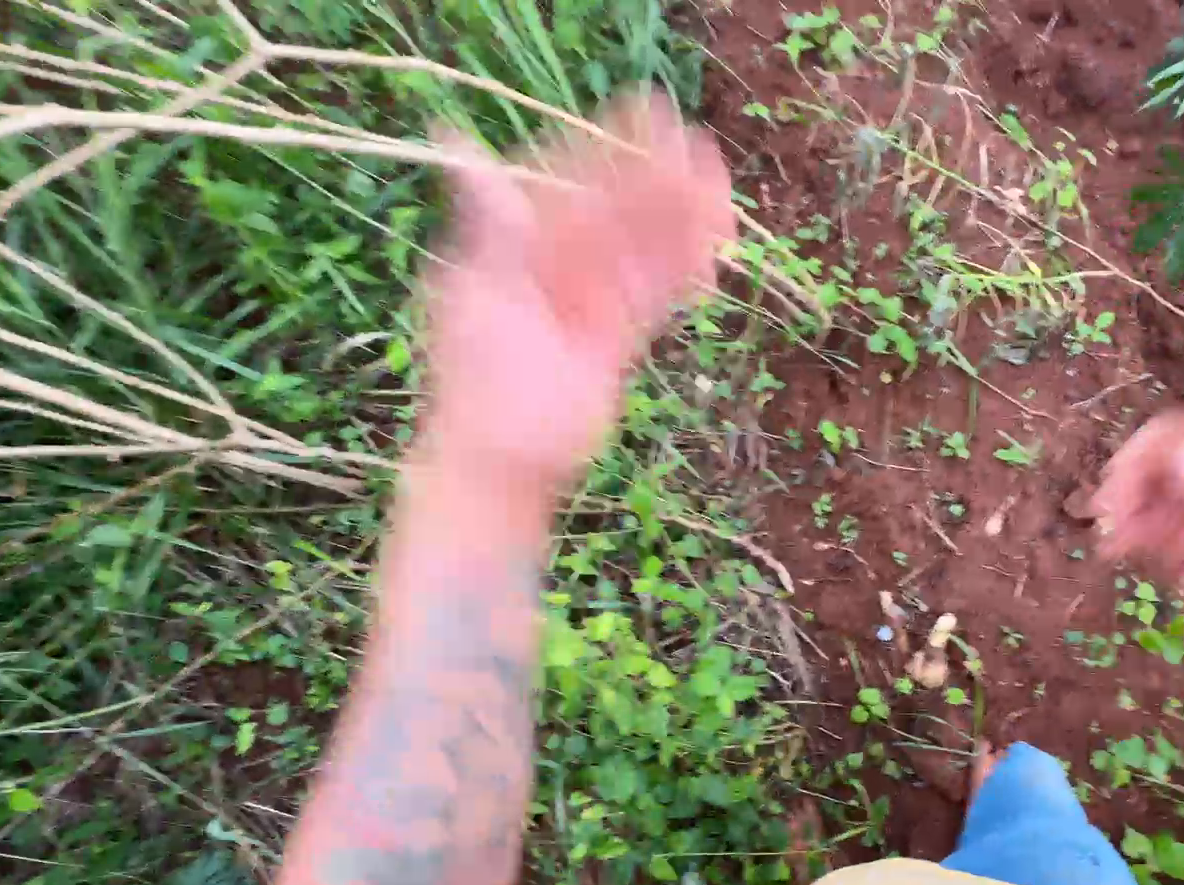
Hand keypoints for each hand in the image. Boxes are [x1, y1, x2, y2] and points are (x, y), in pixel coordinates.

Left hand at [418, 93, 733, 489]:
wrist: (504, 465)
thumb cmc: (480, 385)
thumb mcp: (478, 296)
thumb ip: (487, 224)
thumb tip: (458, 143)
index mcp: (517, 244)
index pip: (571, 180)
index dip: (614, 150)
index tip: (658, 120)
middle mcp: (557, 264)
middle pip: (618, 213)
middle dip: (662, 188)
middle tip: (710, 165)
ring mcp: (591, 301)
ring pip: (644, 254)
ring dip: (683, 232)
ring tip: (725, 215)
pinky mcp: (618, 339)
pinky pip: (655, 298)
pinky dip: (682, 282)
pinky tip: (712, 267)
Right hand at [1066, 409, 1183, 674]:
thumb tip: (1180, 442)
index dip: (1141, 453)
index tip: (1111, 485)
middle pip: (1171, 462)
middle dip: (1132, 486)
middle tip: (1103, 516)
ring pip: (1166, 496)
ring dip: (1132, 513)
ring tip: (1110, 543)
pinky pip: (1172, 526)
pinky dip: (1144, 535)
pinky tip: (1125, 552)